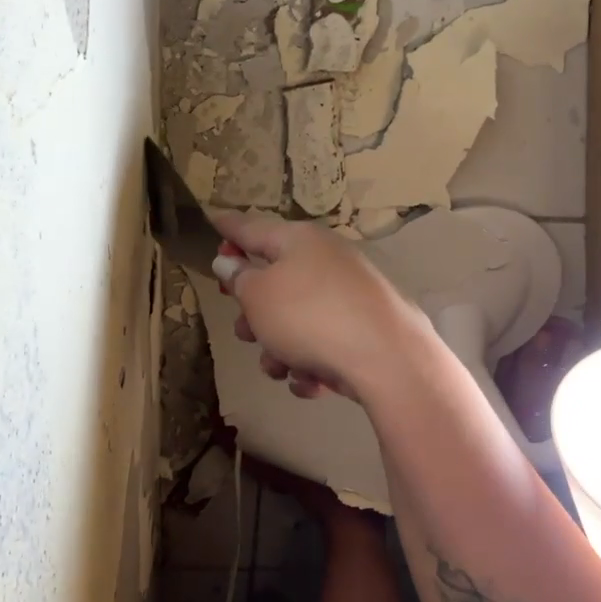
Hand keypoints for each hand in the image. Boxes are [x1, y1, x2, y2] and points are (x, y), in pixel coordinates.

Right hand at [212, 212, 429, 401]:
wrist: (387, 359)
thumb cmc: (310, 317)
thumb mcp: (259, 296)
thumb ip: (240, 279)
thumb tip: (230, 261)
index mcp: (300, 240)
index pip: (253, 228)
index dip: (229, 227)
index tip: (213, 218)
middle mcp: (327, 260)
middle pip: (276, 282)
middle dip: (255, 314)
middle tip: (245, 333)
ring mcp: (350, 296)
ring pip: (297, 321)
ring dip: (280, 349)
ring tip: (280, 368)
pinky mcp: (365, 331)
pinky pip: (323, 345)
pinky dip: (311, 364)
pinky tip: (312, 383)